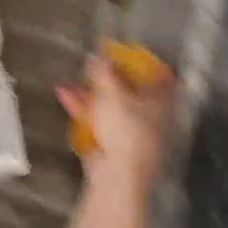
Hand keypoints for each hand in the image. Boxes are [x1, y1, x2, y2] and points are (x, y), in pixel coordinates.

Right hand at [59, 54, 176, 187]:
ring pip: (113, 107)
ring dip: (92, 93)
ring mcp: (133, 134)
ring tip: (73, 79)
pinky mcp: (115, 147)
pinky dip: (84, 109)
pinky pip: (100, 122)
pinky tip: (65, 96)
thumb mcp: (113, 93)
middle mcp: (152, 118)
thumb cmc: (125, 130)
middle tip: (97, 65)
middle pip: (134, 92)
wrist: (118, 177)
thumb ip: (105, 71)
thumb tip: (99, 53)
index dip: (147, 62)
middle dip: (112, 78)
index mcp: (160, 103)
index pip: (162, 77)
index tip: (130, 50)